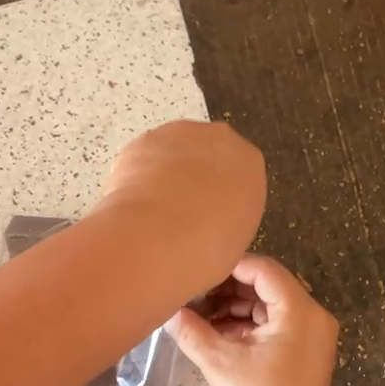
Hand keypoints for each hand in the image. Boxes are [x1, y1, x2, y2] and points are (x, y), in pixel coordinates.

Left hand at [93, 121, 265, 274]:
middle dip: (193, 180)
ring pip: (173, 153)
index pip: (237, 176)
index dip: (218, 198)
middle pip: (206, 157)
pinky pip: (143, 158)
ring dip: (164, 175)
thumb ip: (228, 221)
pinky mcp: (145, 139)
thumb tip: (209, 225)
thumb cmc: (206, 250)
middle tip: (178, 215)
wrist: (159, 238)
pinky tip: (134, 202)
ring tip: (152, 212)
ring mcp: (180, 134)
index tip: (206, 219)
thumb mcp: (233, 242)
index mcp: (250, 165)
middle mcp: (220, 139)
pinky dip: (137, 176)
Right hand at [167, 254, 339, 385]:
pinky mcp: (306, 348)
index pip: (261, 268)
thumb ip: (192, 332)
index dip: (227, 268)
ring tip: (200, 319)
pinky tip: (219, 335)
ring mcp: (312, 331)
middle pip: (266, 284)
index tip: (197, 276)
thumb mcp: (220, 364)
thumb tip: (167, 311)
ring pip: (269, 305)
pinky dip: (249, 325)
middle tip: (194, 298)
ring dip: (235, 308)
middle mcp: (311, 313)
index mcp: (296, 309)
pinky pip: (275, 323)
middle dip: (227, 290)